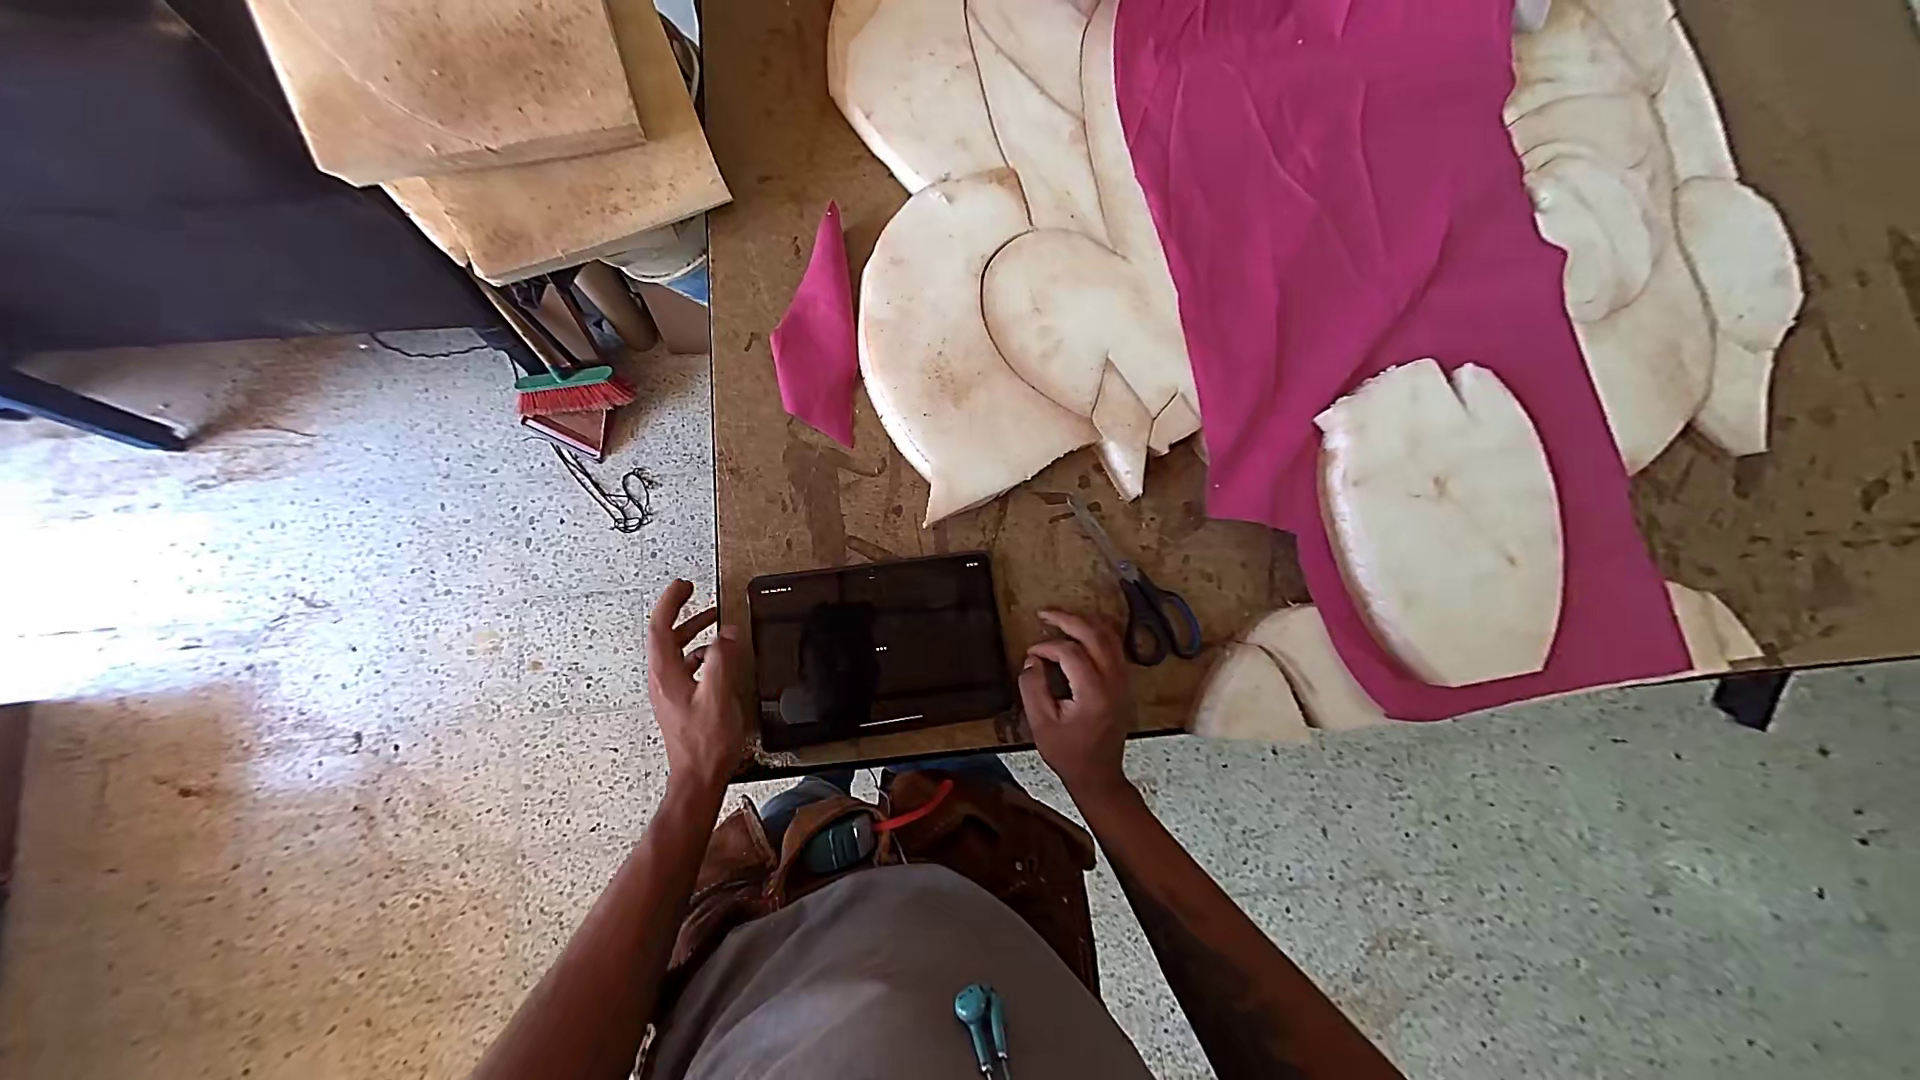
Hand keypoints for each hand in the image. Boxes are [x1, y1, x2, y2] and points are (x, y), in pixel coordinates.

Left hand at [647, 580, 749, 791]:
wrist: (698, 775)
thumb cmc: (706, 742)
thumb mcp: (718, 696)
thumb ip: (722, 660)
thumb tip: (726, 633)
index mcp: (667, 675)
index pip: (661, 628)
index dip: (670, 602)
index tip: (682, 585)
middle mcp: (663, 680)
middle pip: (666, 635)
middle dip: (681, 611)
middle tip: (693, 593)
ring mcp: (670, 691)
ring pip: (676, 650)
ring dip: (693, 631)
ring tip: (713, 620)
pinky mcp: (679, 700)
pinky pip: (686, 665)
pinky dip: (701, 652)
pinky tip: (719, 656)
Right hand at [1018, 609, 1135, 803]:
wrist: (1098, 774)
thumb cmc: (1068, 753)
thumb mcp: (1040, 724)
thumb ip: (1033, 688)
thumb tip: (1032, 660)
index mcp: (1093, 693)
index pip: (1070, 653)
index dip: (1047, 648)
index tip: (1031, 655)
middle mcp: (1113, 682)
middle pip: (1095, 635)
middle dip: (1068, 619)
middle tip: (1045, 613)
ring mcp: (1122, 681)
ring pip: (1109, 636)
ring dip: (1085, 622)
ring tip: (1061, 617)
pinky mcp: (1123, 682)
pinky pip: (1114, 647)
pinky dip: (1097, 633)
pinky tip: (1080, 632)